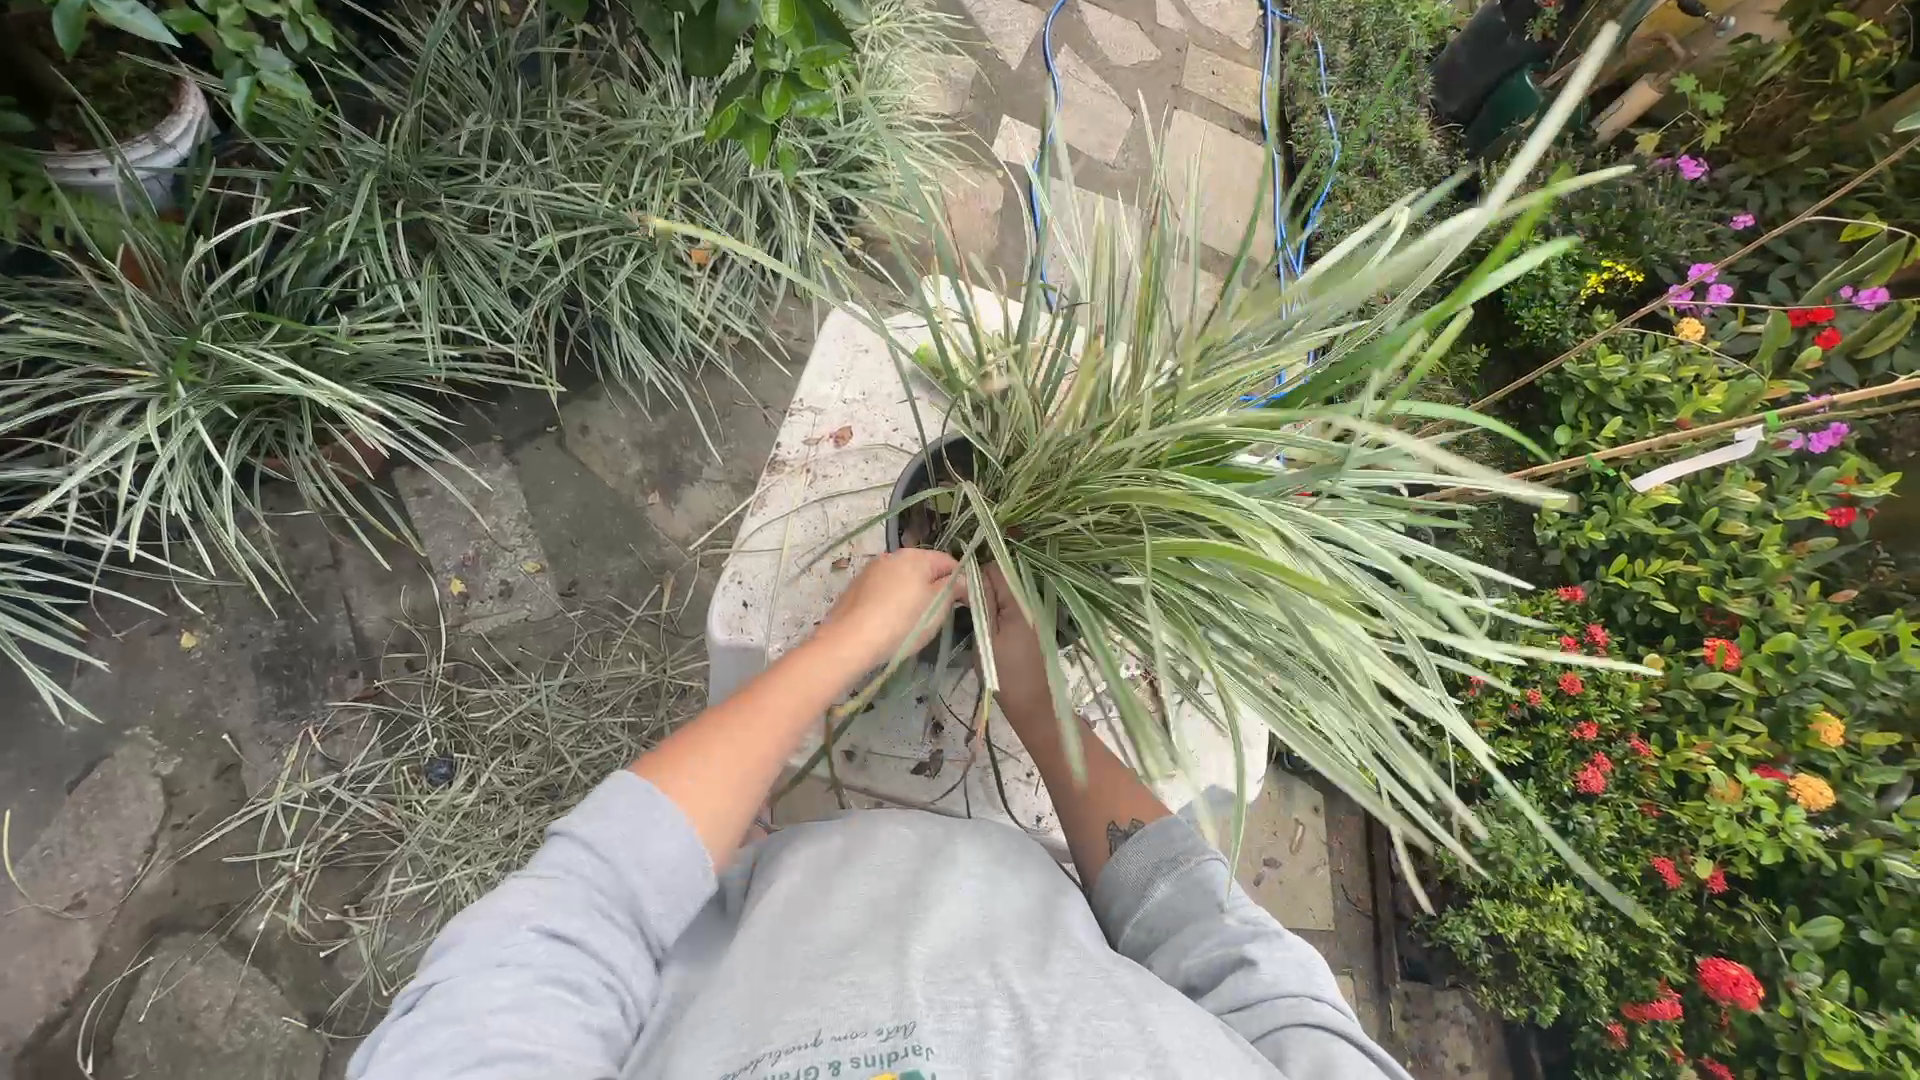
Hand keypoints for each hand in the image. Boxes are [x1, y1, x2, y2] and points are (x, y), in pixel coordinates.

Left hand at [815, 549, 964, 672]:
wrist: (850, 642)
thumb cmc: (902, 623)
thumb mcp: (938, 607)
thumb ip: (953, 588)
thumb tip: (962, 580)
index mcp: (915, 556)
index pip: (948, 561)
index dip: (960, 581)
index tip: (963, 603)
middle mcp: (892, 556)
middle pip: (923, 569)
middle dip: (934, 588)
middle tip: (938, 615)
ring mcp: (871, 571)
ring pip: (902, 580)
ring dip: (912, 594)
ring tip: (912, 621)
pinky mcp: (856, 588)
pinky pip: (884, 591)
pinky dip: (892, 601)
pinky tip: (889, 622)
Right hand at [979, 564, 1052, 728]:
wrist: (1032, 705)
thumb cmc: (1004, 674)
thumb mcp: (986, 637)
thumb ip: (982, 603)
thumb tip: (972, 575)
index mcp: (1019, 603)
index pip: (996, 569)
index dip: (976, 574)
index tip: (960, 589)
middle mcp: (1030, 603)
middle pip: (1004, 579)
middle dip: (983, 586)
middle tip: (965, 605)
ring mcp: (1034, 615)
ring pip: (1008, 593)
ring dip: (991, 599)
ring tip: (974, 616)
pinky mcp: (1033, 627)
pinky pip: (1014, 607)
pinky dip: (1000, 610)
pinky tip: (989, 625)